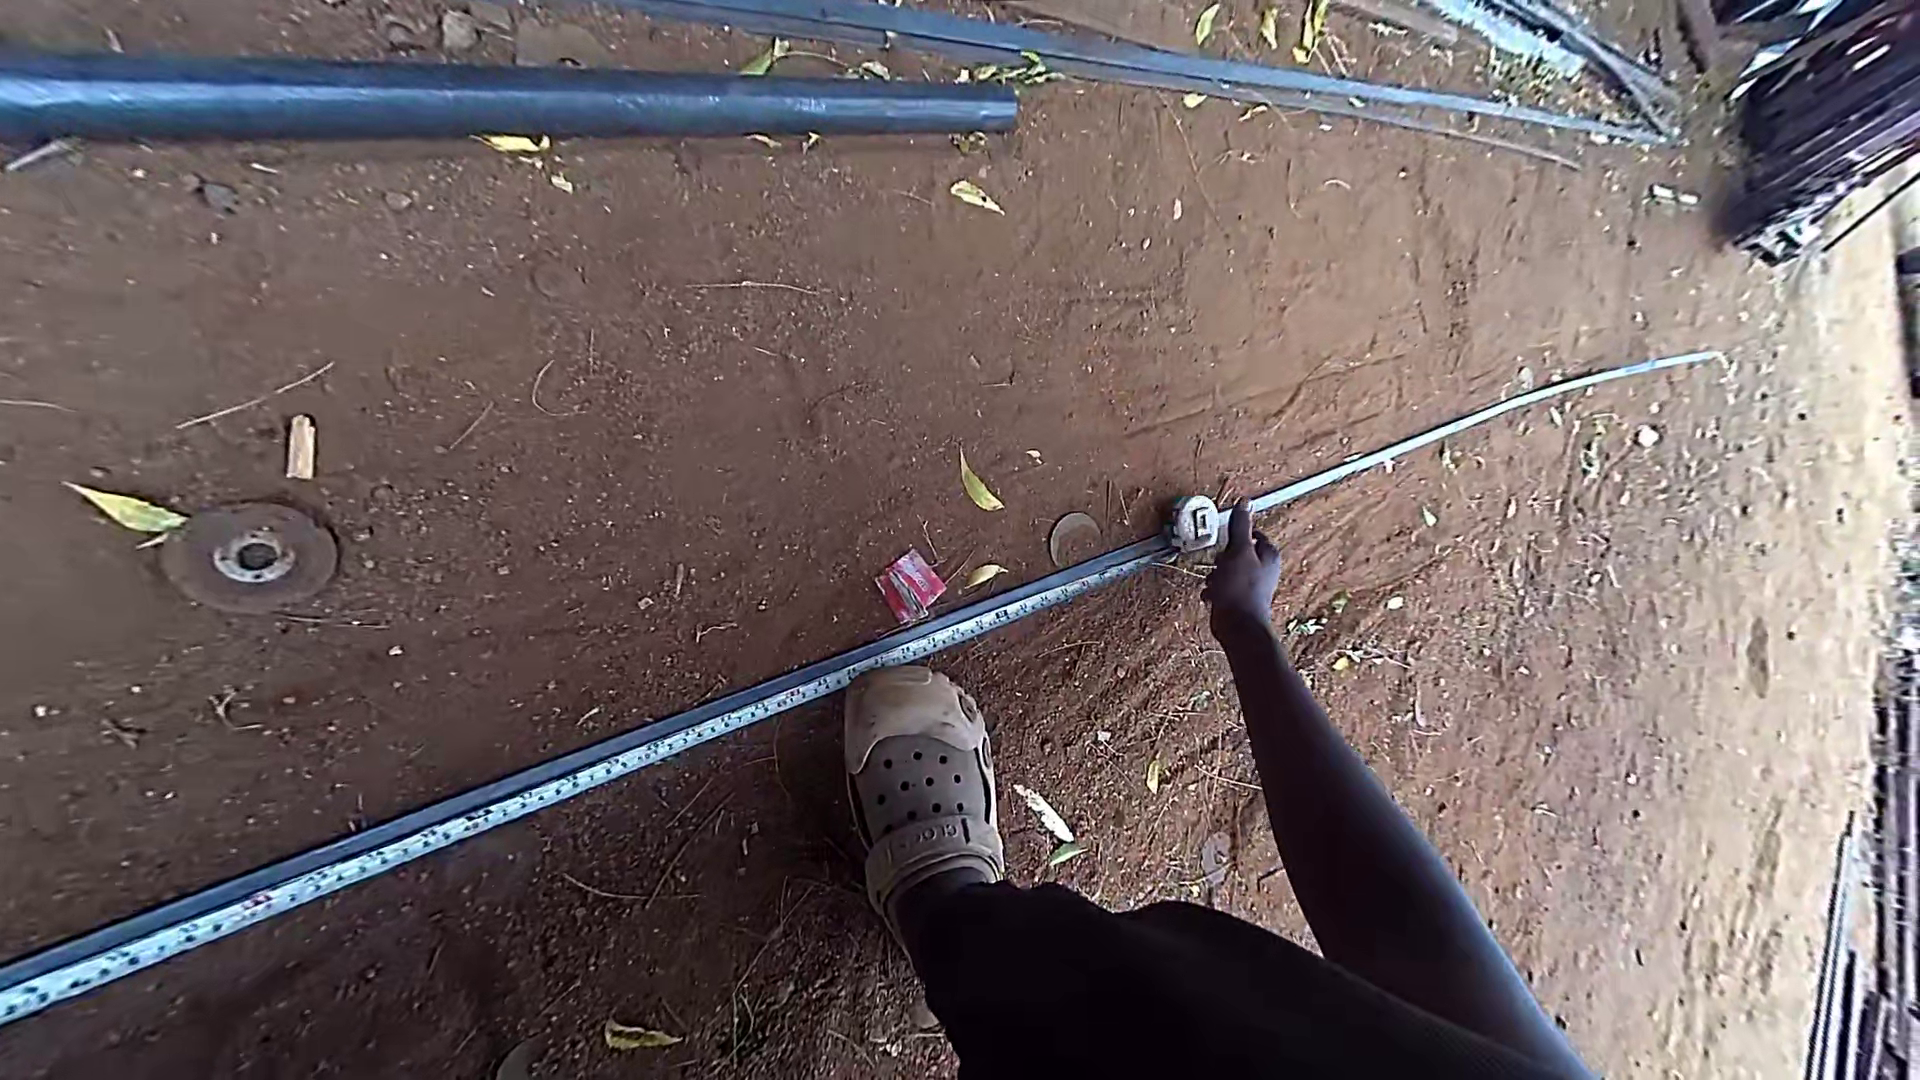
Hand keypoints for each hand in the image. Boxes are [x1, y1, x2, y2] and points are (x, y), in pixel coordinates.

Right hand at [1201, 500, 1280, 632]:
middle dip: (1223, 558)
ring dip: (1216, 575)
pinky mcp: (1240, 599)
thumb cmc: (1239, 587)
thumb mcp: (1238, 551)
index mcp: (1268, 555)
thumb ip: (1240, 527)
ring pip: (1229, 570)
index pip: (1254, 535)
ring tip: (1213, 581)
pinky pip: (1224, 587)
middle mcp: (1264, 570)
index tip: (1224, 540)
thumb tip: (1245, 502)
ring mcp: (1252, 585)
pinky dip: (1215, 589)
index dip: (1237, 536)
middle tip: (1217, 564)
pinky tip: (1211, 594)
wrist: (1237, 625)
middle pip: (1238, 553)